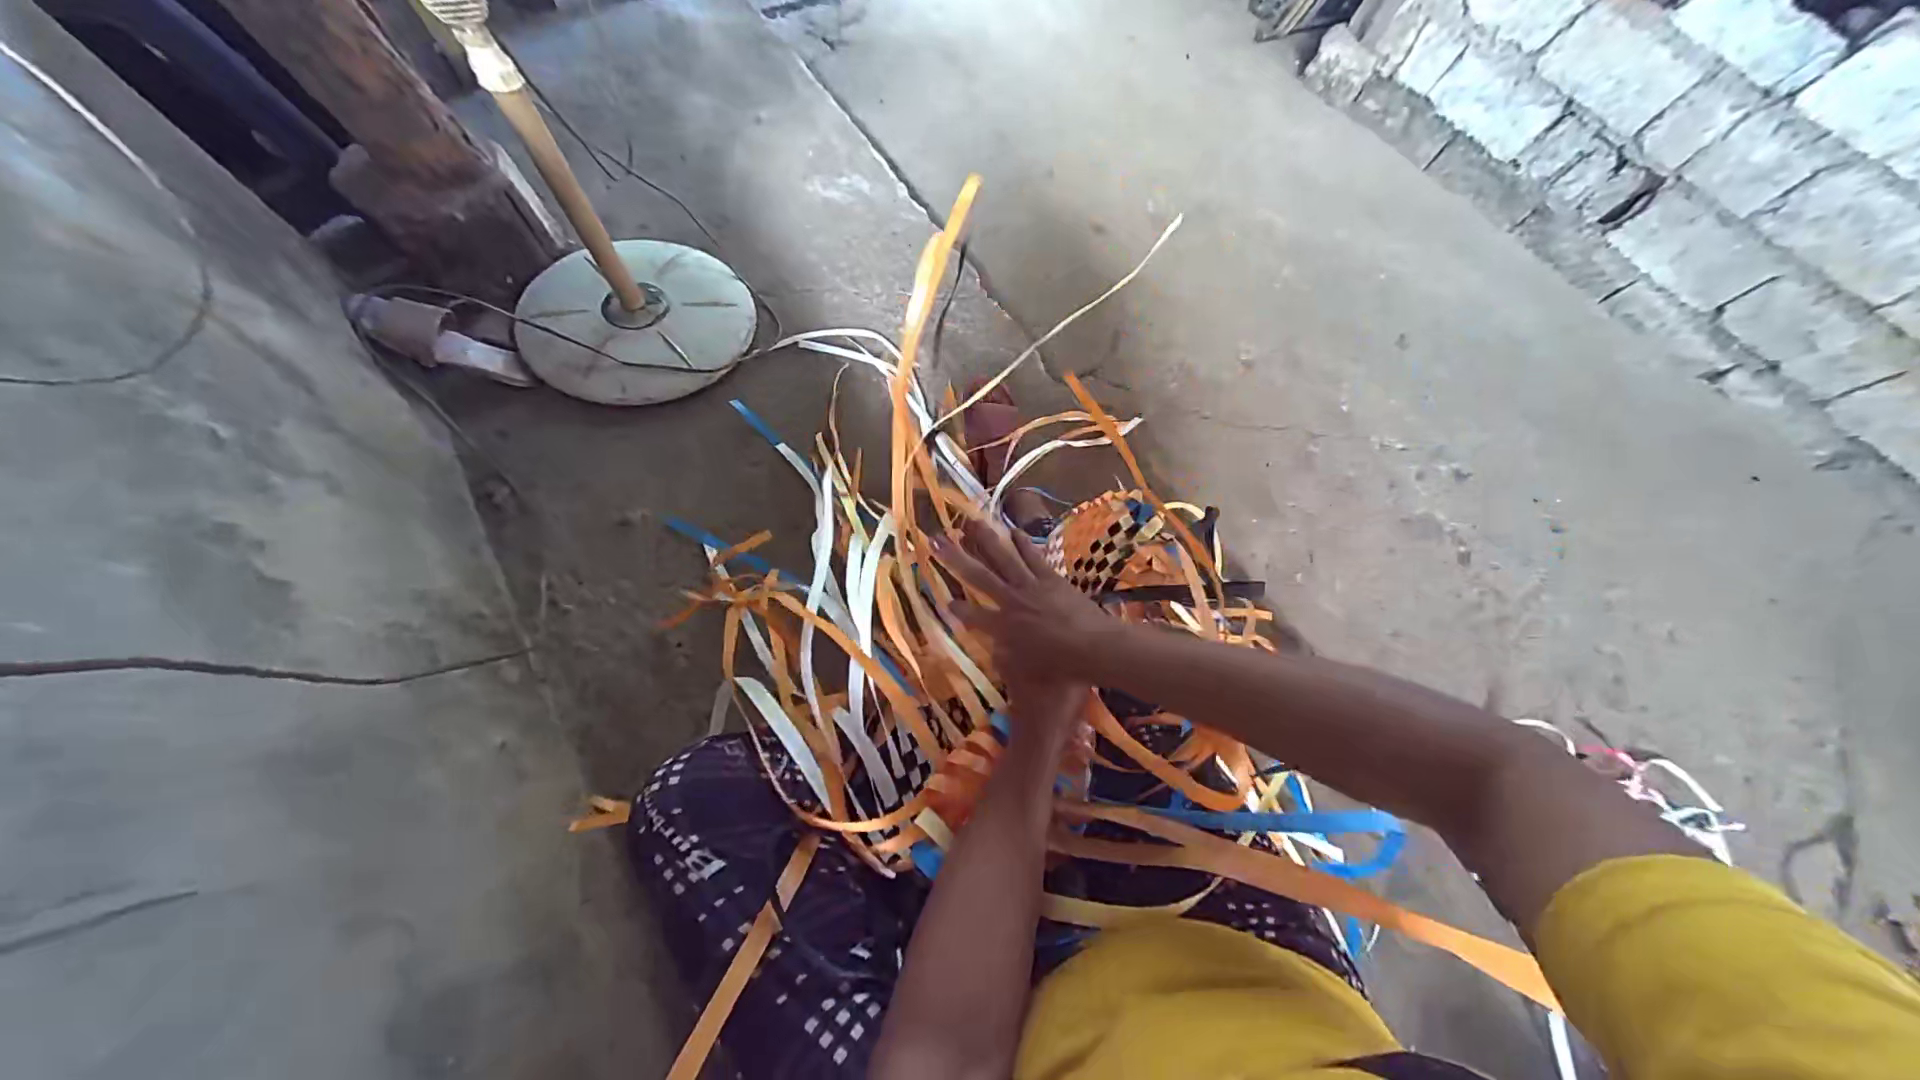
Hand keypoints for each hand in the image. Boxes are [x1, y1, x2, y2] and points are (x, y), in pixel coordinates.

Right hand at [929, 516, 1116, 689]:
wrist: (1092, 647)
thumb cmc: (1060, 665)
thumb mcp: (1026, 667)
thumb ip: (1008, 658)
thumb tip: (997, 650)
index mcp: (1003, 627)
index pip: (973, 616)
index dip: (958, 609)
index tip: (946, 601)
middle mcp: (1011, 601)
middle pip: (978, 575)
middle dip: (955, 558)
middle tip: (937, 539)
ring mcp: (1031, 585)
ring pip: (1003, 558)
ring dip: (986, 539)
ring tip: (971, 523)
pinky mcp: (1051, 578)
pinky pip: (1033, 556)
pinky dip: (1022, 543)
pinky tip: (1013, 530)